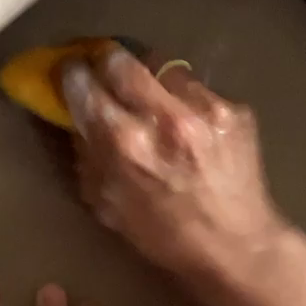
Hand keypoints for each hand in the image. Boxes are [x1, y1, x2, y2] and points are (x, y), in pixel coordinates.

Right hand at [62, 43, 289, 295]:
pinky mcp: (234, 108)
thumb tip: (75, 118)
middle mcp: (163, 116)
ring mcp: (204, 107)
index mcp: (125, 143)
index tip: (68, 73)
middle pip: (120, 59)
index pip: (84, 85)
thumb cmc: (161, 233)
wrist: (238, 247)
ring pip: (160, 66)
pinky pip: (194, 87)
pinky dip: (180, 97)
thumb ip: (87, 153)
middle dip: (103, 60)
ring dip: (146, 77)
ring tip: (147, 95)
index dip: (70, 74)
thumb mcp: (104, 201)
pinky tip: (184, 120)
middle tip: (100, 70)